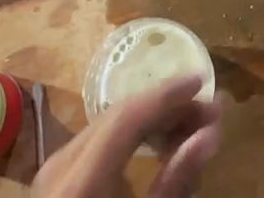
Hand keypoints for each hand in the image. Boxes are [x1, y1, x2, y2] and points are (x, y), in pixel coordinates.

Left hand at [32, 76, 222, 197]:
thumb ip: (177, 181)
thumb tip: (211, 132)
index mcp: (80, 182)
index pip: (127, 117)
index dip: (167, 95)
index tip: (203, 81)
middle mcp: (59, 166)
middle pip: (118, 116)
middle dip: (167, 108)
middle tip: (209, 112)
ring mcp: (51, 172)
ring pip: (108, 126)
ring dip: (151, 122)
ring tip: (192, 130)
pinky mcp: (54, 181)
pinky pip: (97, 144)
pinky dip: (131, 139)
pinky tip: (159, 147)